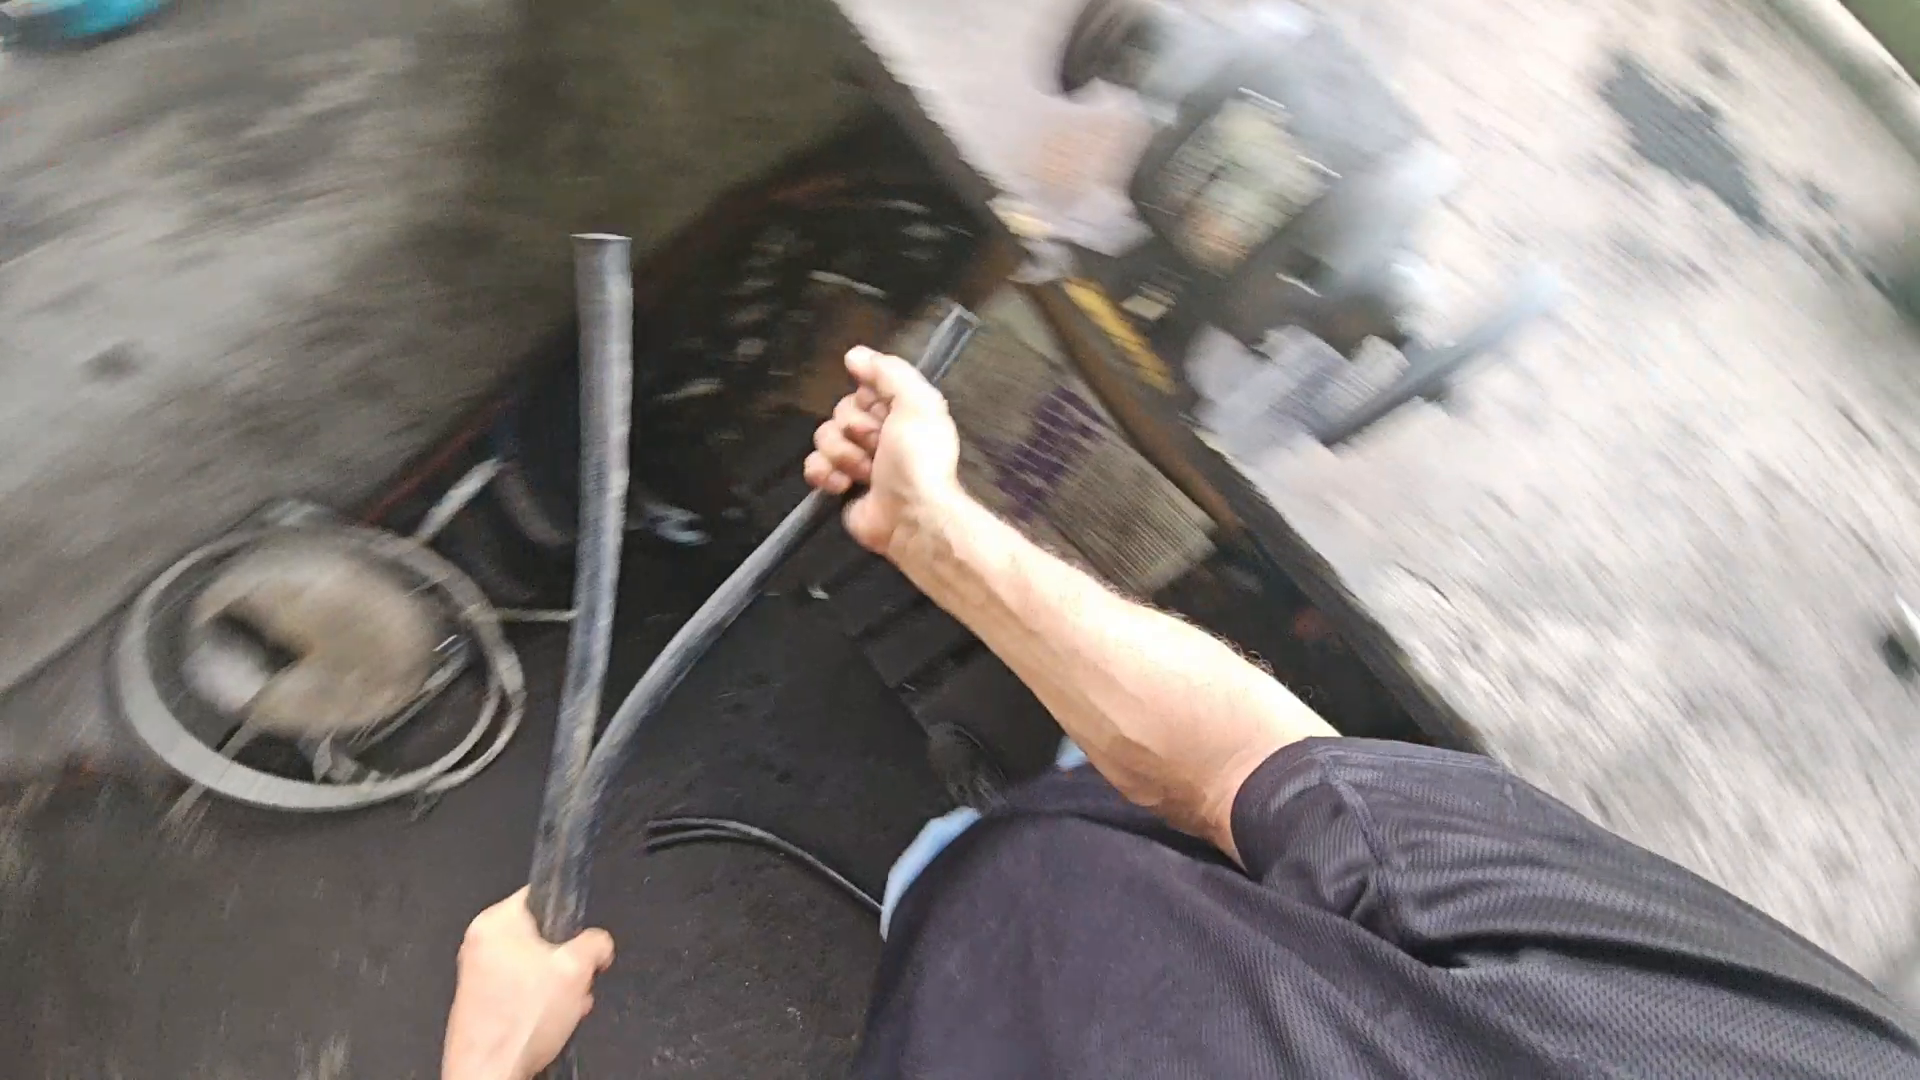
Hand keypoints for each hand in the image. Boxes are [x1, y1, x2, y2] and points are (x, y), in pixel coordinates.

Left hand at [443, 888, 614, 1079]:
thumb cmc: (521, 1023)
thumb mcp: (579, 966)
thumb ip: (598, 941)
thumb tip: (598, 946)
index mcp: (495, 923)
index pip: (545, 894)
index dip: (572, 915)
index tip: (580, 937)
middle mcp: (479, 945)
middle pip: (545, 933)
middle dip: (568, 958)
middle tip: (574, 979)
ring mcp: (477, 976)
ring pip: (538, 963)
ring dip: (560, 983)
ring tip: (566, 1006)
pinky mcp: (481, 1004)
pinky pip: (523, 987)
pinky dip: (541, 1000)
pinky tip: (553, 1020)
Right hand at [804, 346, 963, 558]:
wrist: (911, 517)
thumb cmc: (920, 462)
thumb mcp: (918, 403)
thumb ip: (889, 372)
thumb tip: (855, 355)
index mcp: (901, 412)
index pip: (864, 388)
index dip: (867, 401)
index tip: (883, 415)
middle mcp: (880, 434)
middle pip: (841, 411)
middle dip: (855, 430)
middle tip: (878, 447)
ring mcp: (859, 460)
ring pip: (824, 437)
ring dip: (842, 454)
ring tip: (866, 471)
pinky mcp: (841, 484)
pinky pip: (814, 465)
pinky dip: (824, 473)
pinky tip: (842, 484)